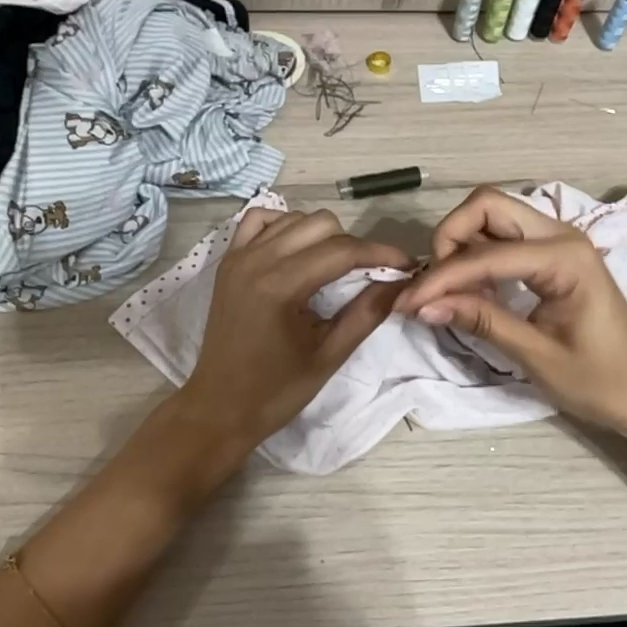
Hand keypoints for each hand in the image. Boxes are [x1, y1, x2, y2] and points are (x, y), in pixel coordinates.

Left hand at [178, 207, 410, 449]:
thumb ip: (366, 313)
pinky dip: (284, 225)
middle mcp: (257, 260)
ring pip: (294, 218)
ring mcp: (238, 256)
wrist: (219, 408)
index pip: (342, 251)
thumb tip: (401, 283)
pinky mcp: (228, 260)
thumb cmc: (276, 391)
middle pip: (321, 225)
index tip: (407, 264)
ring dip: (322, 235)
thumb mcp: (329, 356)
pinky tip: (298, 250)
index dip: (381, 253)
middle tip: (369, 273)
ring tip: (336, 267)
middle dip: (353, 245)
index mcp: (280, 286)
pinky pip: (260, 221)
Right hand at [394, 186, 626, 438]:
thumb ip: (481, 321)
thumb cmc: (603, 381)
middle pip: (486, 205)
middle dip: (449, 237)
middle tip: (434, 284)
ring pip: (491, 214)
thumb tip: (423, 305)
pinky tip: (470, 288)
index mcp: (564, 257)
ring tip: (448, 290)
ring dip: (461, 242)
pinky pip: (502, 235)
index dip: (441, 278)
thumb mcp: (538, 357)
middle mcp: (560, 234)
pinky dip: (477, 252)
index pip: (485, 254)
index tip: (407, 303)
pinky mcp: (551, 253)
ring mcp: (557, 239)